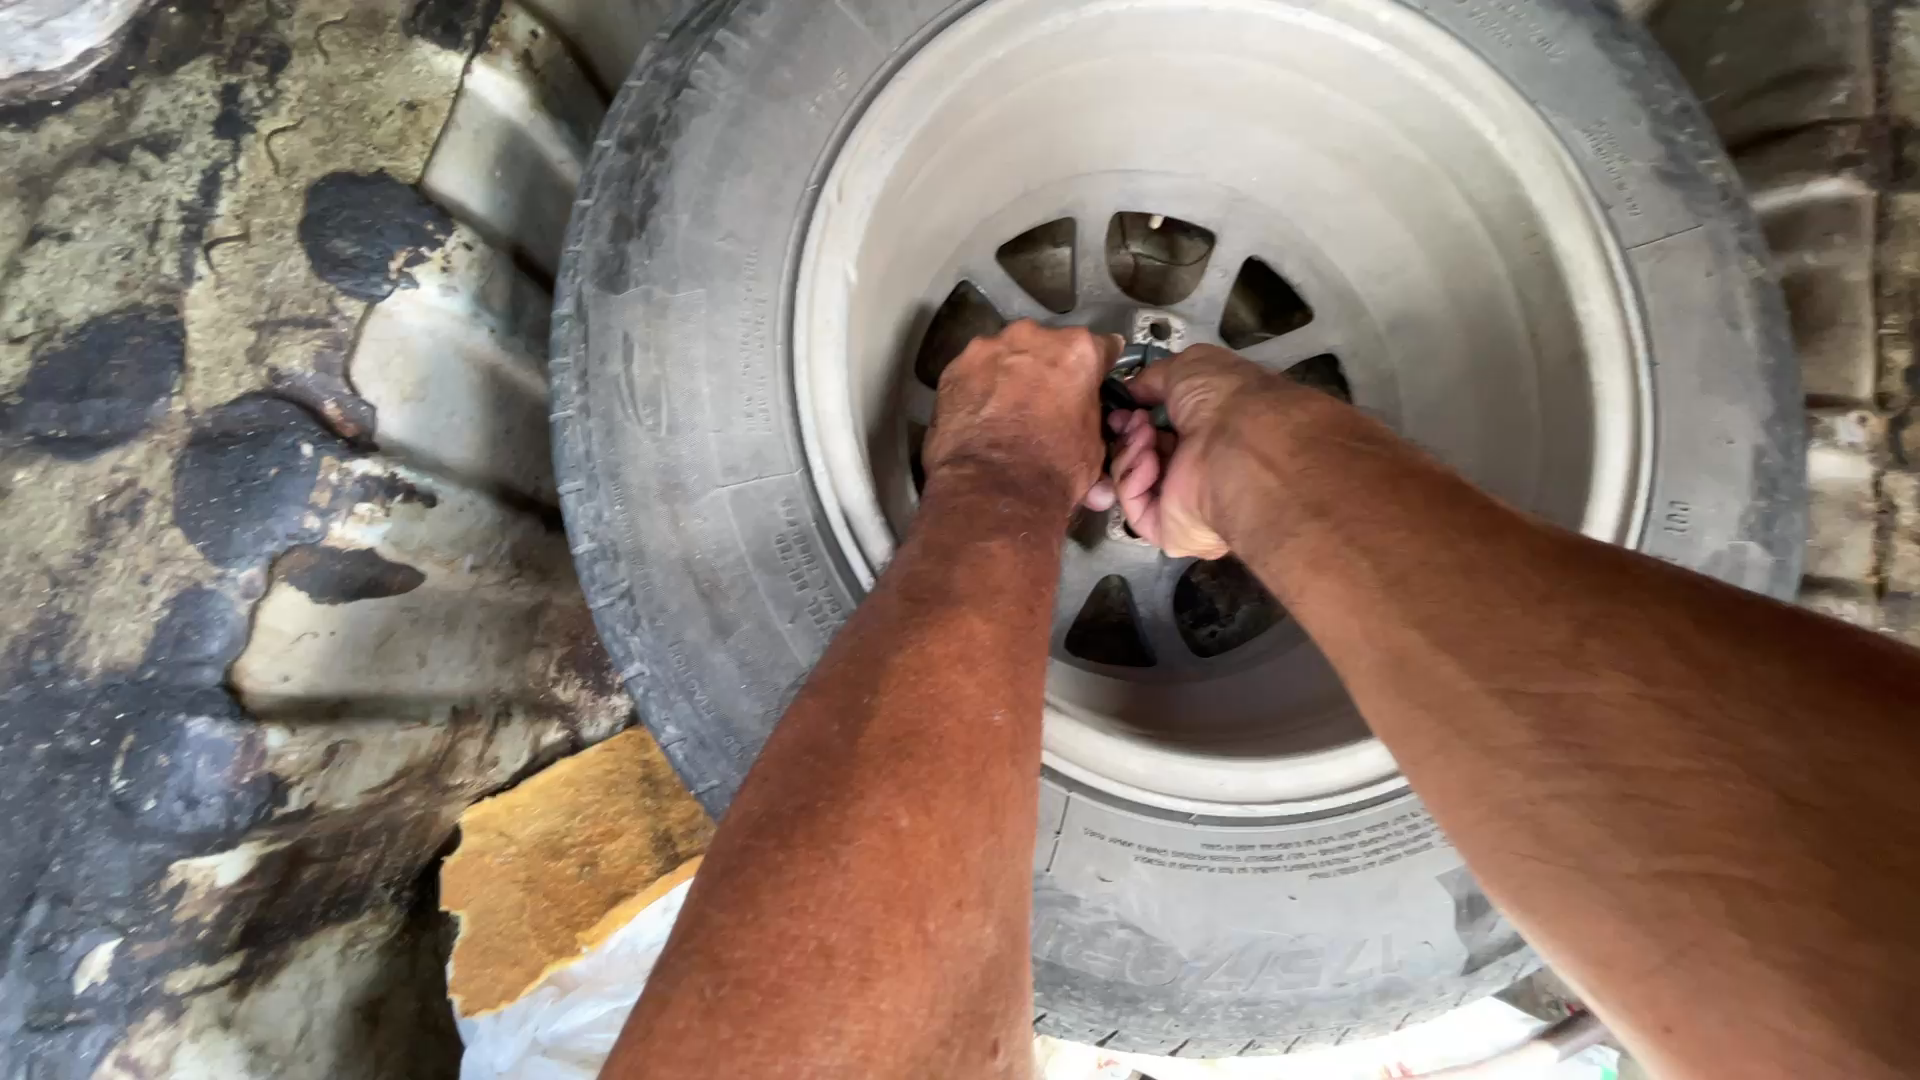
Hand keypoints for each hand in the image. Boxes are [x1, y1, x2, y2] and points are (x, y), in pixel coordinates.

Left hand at [923, 320, 1120, 513]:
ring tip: (1005, 413)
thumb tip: (1088, 432)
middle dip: (1046, 369)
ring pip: (1005, 355)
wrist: (993, 487)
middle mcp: (1033, 337)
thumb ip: (1091, 418)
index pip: (1099, 347)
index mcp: (1078, 350)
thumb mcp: (1093, 446)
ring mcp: (988, 349)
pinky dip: (976, 390)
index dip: (1095, 369)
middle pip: (1046, 346)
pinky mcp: (954, 368)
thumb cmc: (1053, 468)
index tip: (1088, 383)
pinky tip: (978, 417)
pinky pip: (972, 374)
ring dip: (1008, 376)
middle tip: (1042, 404)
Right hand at [1099, 344, 1311, 558]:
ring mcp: (1184, 504)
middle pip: (1143, 456)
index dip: (1136, 417)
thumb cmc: (1226, 401)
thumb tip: (1132, 388)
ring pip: (1133, 481)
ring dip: (1131, 452)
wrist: (1241, 446)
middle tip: (1128, 420)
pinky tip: (1148, 459)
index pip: (1161, 431)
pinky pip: (1135, 508)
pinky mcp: (1169, 531)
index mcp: (1211, 434)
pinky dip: (1133, 479)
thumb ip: (1154, 378)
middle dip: (1130, 434)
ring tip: (1145, 434)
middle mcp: (1199, 470)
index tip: (1124, 405)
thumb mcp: (1188, 368)